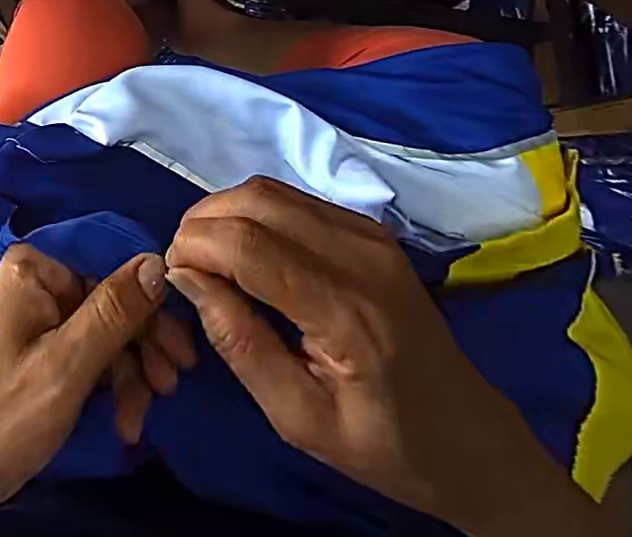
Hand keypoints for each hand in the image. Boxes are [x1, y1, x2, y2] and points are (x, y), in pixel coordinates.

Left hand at [0, 244, 195, 534]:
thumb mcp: (66, 366)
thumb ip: (116, 311)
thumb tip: (160, 260)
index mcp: (35, 271)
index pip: (113, 268)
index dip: (152, 304)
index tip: (180, 345)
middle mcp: (38, 282)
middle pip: (114, 302)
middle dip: (143, 348)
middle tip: (171, 383)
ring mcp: (37, 315)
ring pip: (107, 331)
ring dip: (131, 373)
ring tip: (143, 413)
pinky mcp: (39, 346)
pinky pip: (89, 351)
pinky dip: (110, 383)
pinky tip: (124, 416)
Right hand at [166, 178, 604, 536]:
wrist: (463, 428)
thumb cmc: (383, 442)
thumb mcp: (299, 419)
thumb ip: (240, 344)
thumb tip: (189, 278)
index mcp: (346, 309)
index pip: (252, 245)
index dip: (197, 246)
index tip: (168, 272)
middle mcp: (360, 252)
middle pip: (259, 200)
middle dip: (204, 220)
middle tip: (181, 262)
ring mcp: (370, 232)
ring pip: (276, 189)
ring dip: (228, 210)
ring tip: (205, 254)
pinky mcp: (371, 227)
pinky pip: (298, 198)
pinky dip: (257, 211)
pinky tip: (244, 246)